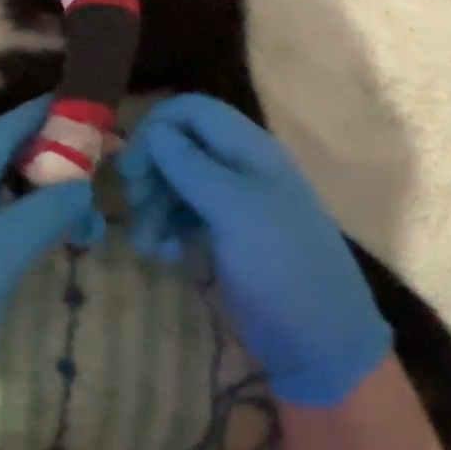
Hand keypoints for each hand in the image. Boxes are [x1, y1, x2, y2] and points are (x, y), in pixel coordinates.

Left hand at [0, 99, 102, 449]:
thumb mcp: (5, 254)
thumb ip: (47, 210)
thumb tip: (80, 185)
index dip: (42, 116)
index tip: (82, 107)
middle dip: (40, 160)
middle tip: (87, 166)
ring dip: (25, 193)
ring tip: (69, 204)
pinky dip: (3, 217)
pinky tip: (29, 232)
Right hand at [116, 94, 390, 406]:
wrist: (319, 338)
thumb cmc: (279, 263)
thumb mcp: (233, 209)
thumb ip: (191, 165)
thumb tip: (154, 129)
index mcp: (249, 148)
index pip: (192, 110)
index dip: (156, 127)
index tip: (131, 165)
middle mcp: (239, 167)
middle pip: (180, 146)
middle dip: (151, 171)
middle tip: (133, 204)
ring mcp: (233, 203)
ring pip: (177, 183)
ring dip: (154, 205)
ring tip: (146, 243)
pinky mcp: (226, 236)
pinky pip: (185, 216)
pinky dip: (168, 229)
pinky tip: (163, 254)